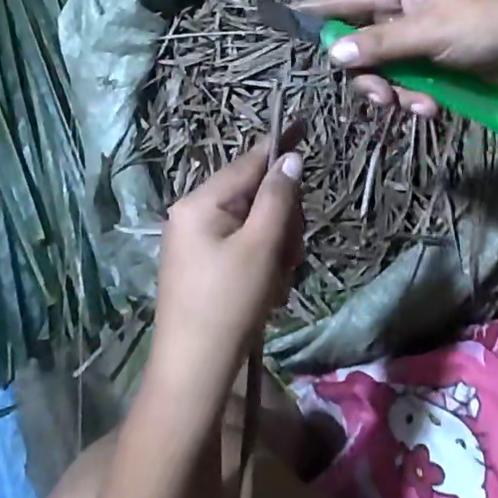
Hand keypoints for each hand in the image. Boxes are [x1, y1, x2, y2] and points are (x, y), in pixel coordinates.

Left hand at [150, 137, 304, 399]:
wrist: (194, 371)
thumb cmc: (228, 303)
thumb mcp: (260, 247)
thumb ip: (278, 199)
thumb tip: (289, 157)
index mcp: (201, 203)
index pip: (248, 163)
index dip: (278, 147)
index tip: (303, 125)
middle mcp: (193, 215)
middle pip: (254, 196)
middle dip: (281, 221)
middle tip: (290, 255)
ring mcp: (196, 242)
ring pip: (254, 225)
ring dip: (276, 247)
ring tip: (276, 282)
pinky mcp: (204, 265)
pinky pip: (244, 248)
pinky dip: (262, 264)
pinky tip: (266, 292)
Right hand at [296, 0, 497, 114]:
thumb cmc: (482, 27)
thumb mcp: (429, 32)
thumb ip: (381, 43)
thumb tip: (334, 53)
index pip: (346, 1)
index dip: (318, 11)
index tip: (286, 19)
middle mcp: (402, 17)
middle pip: (361, 48)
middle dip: (368, 76)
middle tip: (380, 98)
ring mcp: (417, 46)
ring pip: (382, 73)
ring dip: (393, 94)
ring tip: (416, 107)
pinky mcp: (432, 70)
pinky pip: (406, 87)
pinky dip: (414, 100)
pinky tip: (432, 109)